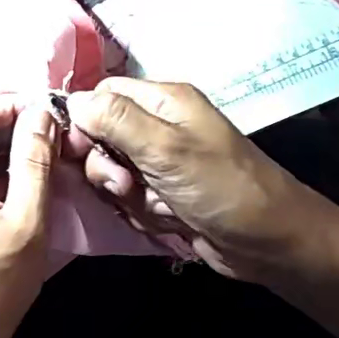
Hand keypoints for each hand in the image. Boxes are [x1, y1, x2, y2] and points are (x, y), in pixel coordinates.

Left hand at [0, 96, 59, 337]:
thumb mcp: (26, 223)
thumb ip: (34, 160)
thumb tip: (44, 110)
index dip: (16, 105)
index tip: (56, 111)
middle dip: (17, 126)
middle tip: (61, 134)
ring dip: (11, 147)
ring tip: (52, 153)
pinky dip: (1, 168)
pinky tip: (31, 176)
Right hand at [64, 79, 338, 284]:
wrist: (268, 243)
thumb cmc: (220, 186)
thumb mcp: (164, 148)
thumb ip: (114, 120)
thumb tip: (70, 100)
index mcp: (164, 100)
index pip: (103, 95)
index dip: (83, 120)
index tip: (77, 150)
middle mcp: (160, 127)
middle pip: (101, 138)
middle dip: (107, 168)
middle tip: (125, 184)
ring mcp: (161, 165)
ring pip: (112, 175)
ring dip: (128, 196)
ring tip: (160, 207)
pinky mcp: (164, 197)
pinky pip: (130, 201)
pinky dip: (143, 214)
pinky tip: (169, 222)